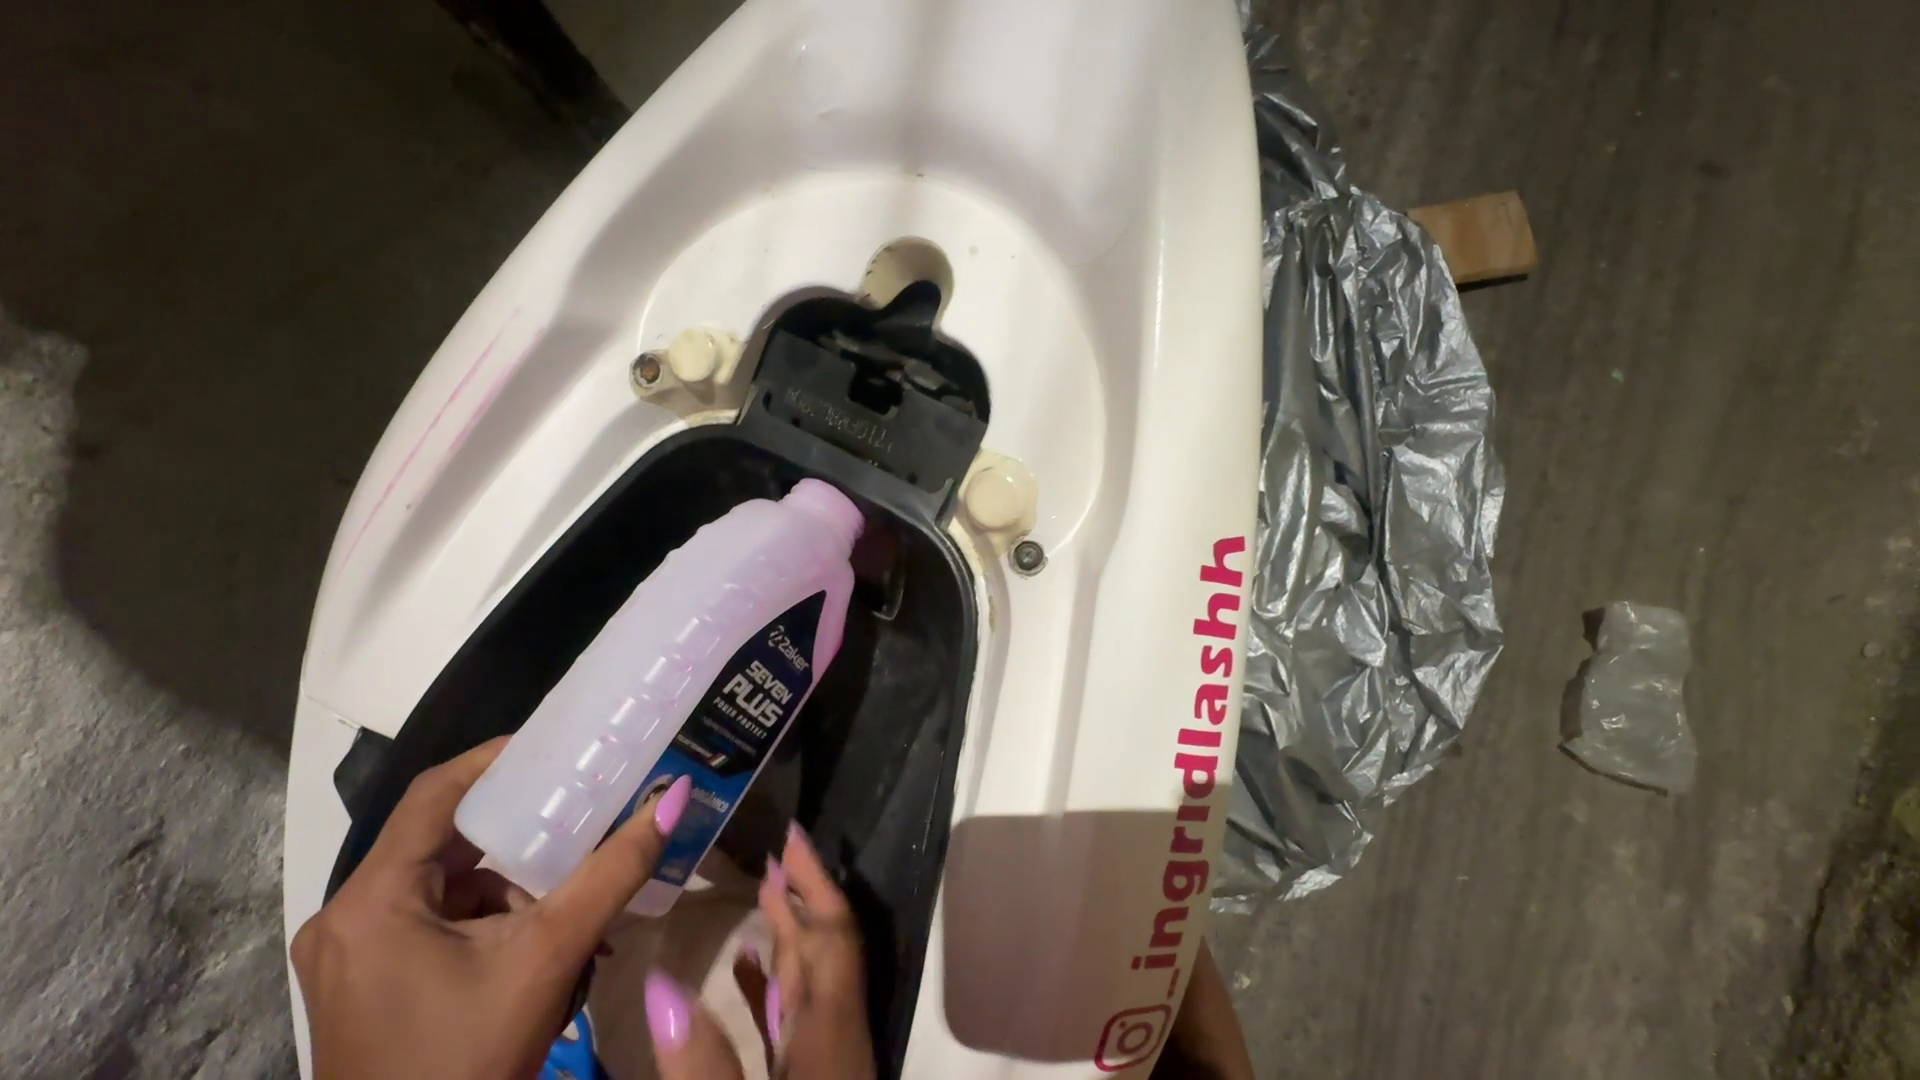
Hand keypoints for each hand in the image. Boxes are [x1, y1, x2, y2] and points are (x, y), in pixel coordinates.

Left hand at [290, 737, 692, 1079]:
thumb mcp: (551, 954)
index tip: (560, 748)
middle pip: (442, 840)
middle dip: (518, 827)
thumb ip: (613, 871)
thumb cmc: (471, 1058)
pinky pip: (435, 922)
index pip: (435, 793)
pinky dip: (488, 917)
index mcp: (371, 900)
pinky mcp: (367, 984)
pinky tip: (538, 937)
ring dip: (508, 880)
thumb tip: (673, 798)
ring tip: (572, 883)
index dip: (498, 760)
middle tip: (582, 805)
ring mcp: (351, 955)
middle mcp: (346, 917)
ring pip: (443, 884)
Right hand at [644, 825, 875, 1079]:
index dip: (814, 879)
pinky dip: (772, 985)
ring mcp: (828, 1054)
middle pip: (825, 947)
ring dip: (787, 932)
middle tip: (772, 849)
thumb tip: (658, 984)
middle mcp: (838, 1032)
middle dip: (801, 894)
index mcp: (831, 1030)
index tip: (792, 831)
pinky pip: (796, 1016)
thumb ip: (701, 1059)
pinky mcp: (812, 1070)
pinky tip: (743, 964)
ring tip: (760, 888)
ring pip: (811, 978)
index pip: (831, 934)